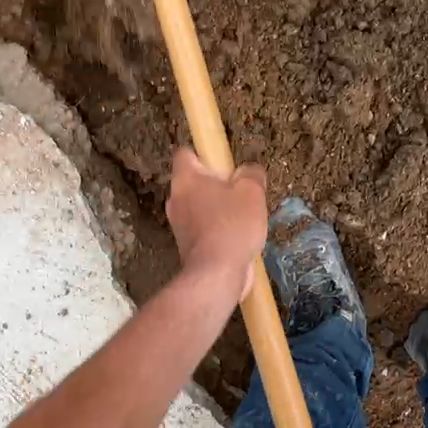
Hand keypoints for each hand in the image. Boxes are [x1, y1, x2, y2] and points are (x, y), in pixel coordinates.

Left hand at [165, 148, 266, 295]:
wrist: (217, 274)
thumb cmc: (232, 225)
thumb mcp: (252, 191)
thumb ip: (251, 174)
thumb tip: (248, 171)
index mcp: (185, 179)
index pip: (184, 153)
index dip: (203, 153)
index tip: (223, 162)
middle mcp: (175, 199)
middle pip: (194, 181)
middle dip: (216, 184)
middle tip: (240, 191)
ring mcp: (178, 224)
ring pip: (199, 206)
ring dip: (218, 209)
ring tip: (242, 217)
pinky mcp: (186, 245)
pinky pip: (202, 228)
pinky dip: (216, 229)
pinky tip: (236, 237)